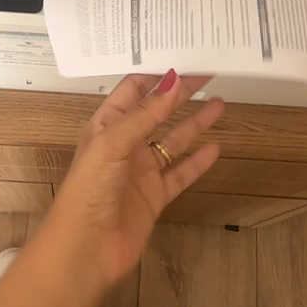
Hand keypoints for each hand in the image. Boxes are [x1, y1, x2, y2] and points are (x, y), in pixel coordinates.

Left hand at [45, 70, 223, 288]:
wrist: (85, 249)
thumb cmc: (89, 190)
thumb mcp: (113, 144)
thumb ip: (144, 115)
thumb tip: (171, 82)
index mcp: (106, 125)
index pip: (133, 90)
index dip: (156, 74)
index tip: (182, 57)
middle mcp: (124, 144)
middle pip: (157, 111)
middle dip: (180, 93)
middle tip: (208, 74)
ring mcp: (140, 171)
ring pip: (172, 140)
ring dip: (194, 122)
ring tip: (220, 103)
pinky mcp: (154, 196)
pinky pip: (180, 173)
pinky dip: (197, 161)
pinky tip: (215, 148)